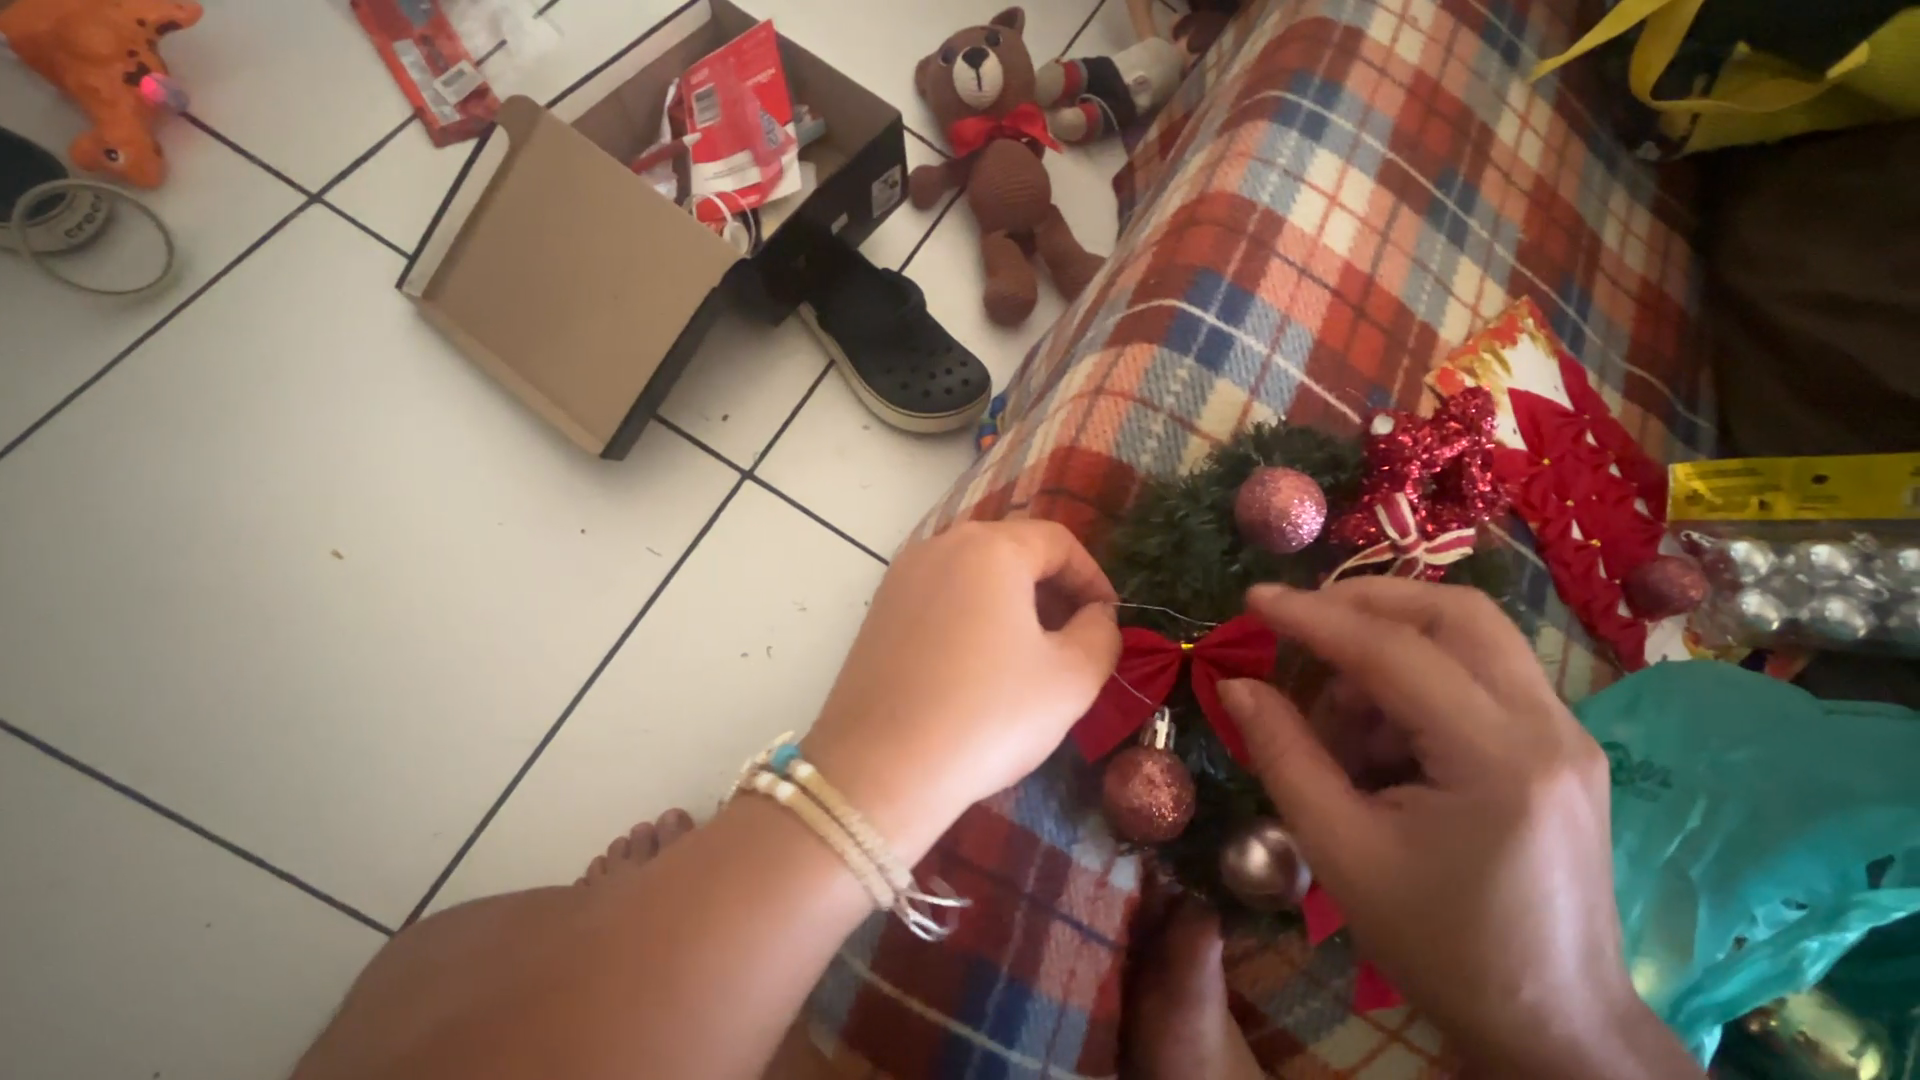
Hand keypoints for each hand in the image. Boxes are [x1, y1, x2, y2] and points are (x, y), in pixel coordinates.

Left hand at [804, 520, 1121, 859]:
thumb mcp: (1072, 679)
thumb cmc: (989, 715)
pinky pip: (940, 600)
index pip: (1057, 541)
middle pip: (1012, 552)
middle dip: (1053, 590)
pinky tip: (979, 670)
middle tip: (1076, 638)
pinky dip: (971, 619)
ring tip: (1031, 657)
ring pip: (973, 576)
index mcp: (989, 549)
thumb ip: (1101, 634)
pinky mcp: (877, 614)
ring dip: (1012, 605)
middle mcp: (938, 547)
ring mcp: (900, 580)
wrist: (881, 770)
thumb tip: (1095, 617)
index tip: (1110, 620)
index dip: (1094, 577)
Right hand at [1218, 579, 1694, 1077]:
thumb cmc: (1440, 947)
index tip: (1254, 600)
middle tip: (1301, 624)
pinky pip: (1483, 677)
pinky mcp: (1564, 749)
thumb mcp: (1341, 852)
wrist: (1555, 1026)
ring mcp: (1568, 735)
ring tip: (1338, 713)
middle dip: (1368, 602)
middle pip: (1457, 612)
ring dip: (1393, 646)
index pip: (1395, 651)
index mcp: (1497, 759)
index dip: (1314, 617)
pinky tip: (1383, 740)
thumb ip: (1283, 755)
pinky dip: (1421, 681)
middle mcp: (1549, 728)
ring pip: (1474, 637)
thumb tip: (1236, 685)